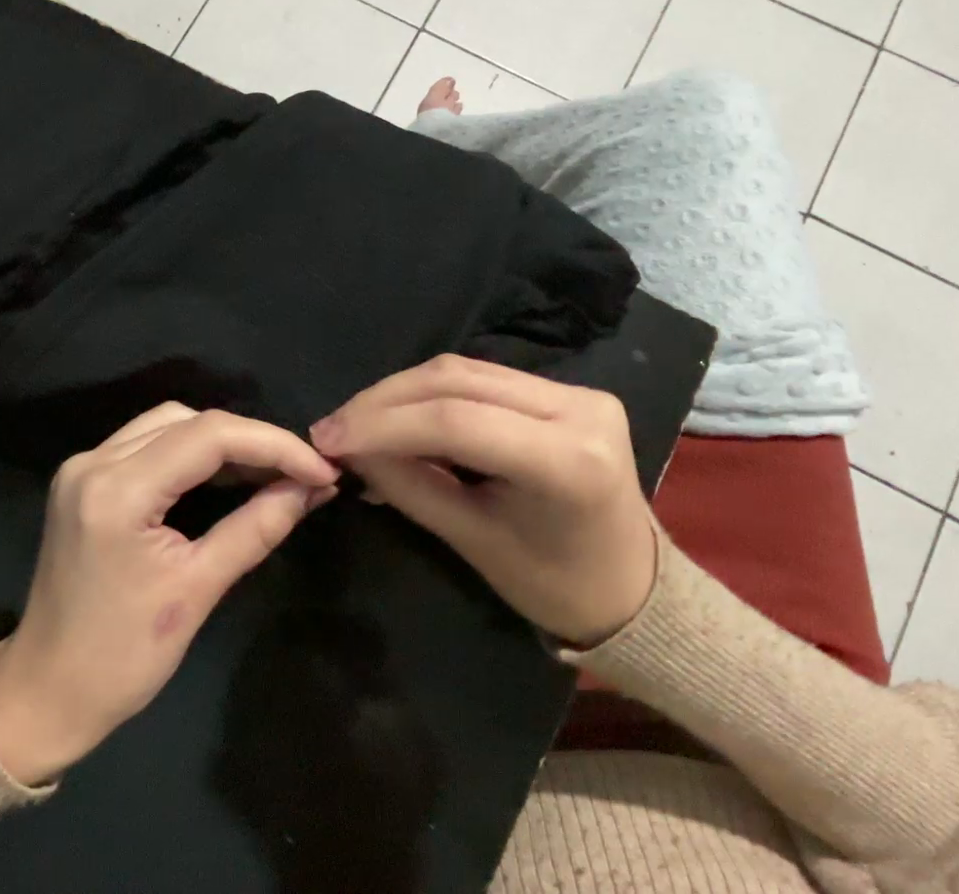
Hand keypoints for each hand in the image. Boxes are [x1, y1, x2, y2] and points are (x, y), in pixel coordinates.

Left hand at [0, 404, 339, 784]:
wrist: (47, 691)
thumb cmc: (122, 657)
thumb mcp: (198, 589)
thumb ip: (256, 527)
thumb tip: (311, 489)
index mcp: (117, 489)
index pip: (210, 436)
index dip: (275, 445)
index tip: (323, 471)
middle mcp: (93, 463)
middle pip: (188, 421)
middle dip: (252, 441)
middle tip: (302, 474)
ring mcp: (82, 470)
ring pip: (167, 426)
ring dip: (222, 444)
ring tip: (272, 474)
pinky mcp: (83, 483)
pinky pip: (146, 447)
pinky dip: (190, 455)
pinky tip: (226, 477)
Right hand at [310, 355, 654, 645]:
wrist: (633, 589)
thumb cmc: (555, 584)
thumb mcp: (473, 541)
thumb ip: (409, 485)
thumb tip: (347, 450)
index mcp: (566, 459)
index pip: (455, 420)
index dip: (380, 424)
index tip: (325, 440)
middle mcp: (579, 406)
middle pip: (457, 380)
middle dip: (382, 401)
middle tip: (330, 429)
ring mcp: (577, 391)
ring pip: (465, 370)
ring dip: (400, 393)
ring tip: (354, 422)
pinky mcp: (567, 390)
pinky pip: (483, 379)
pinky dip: (430, 395)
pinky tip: (396, 416)